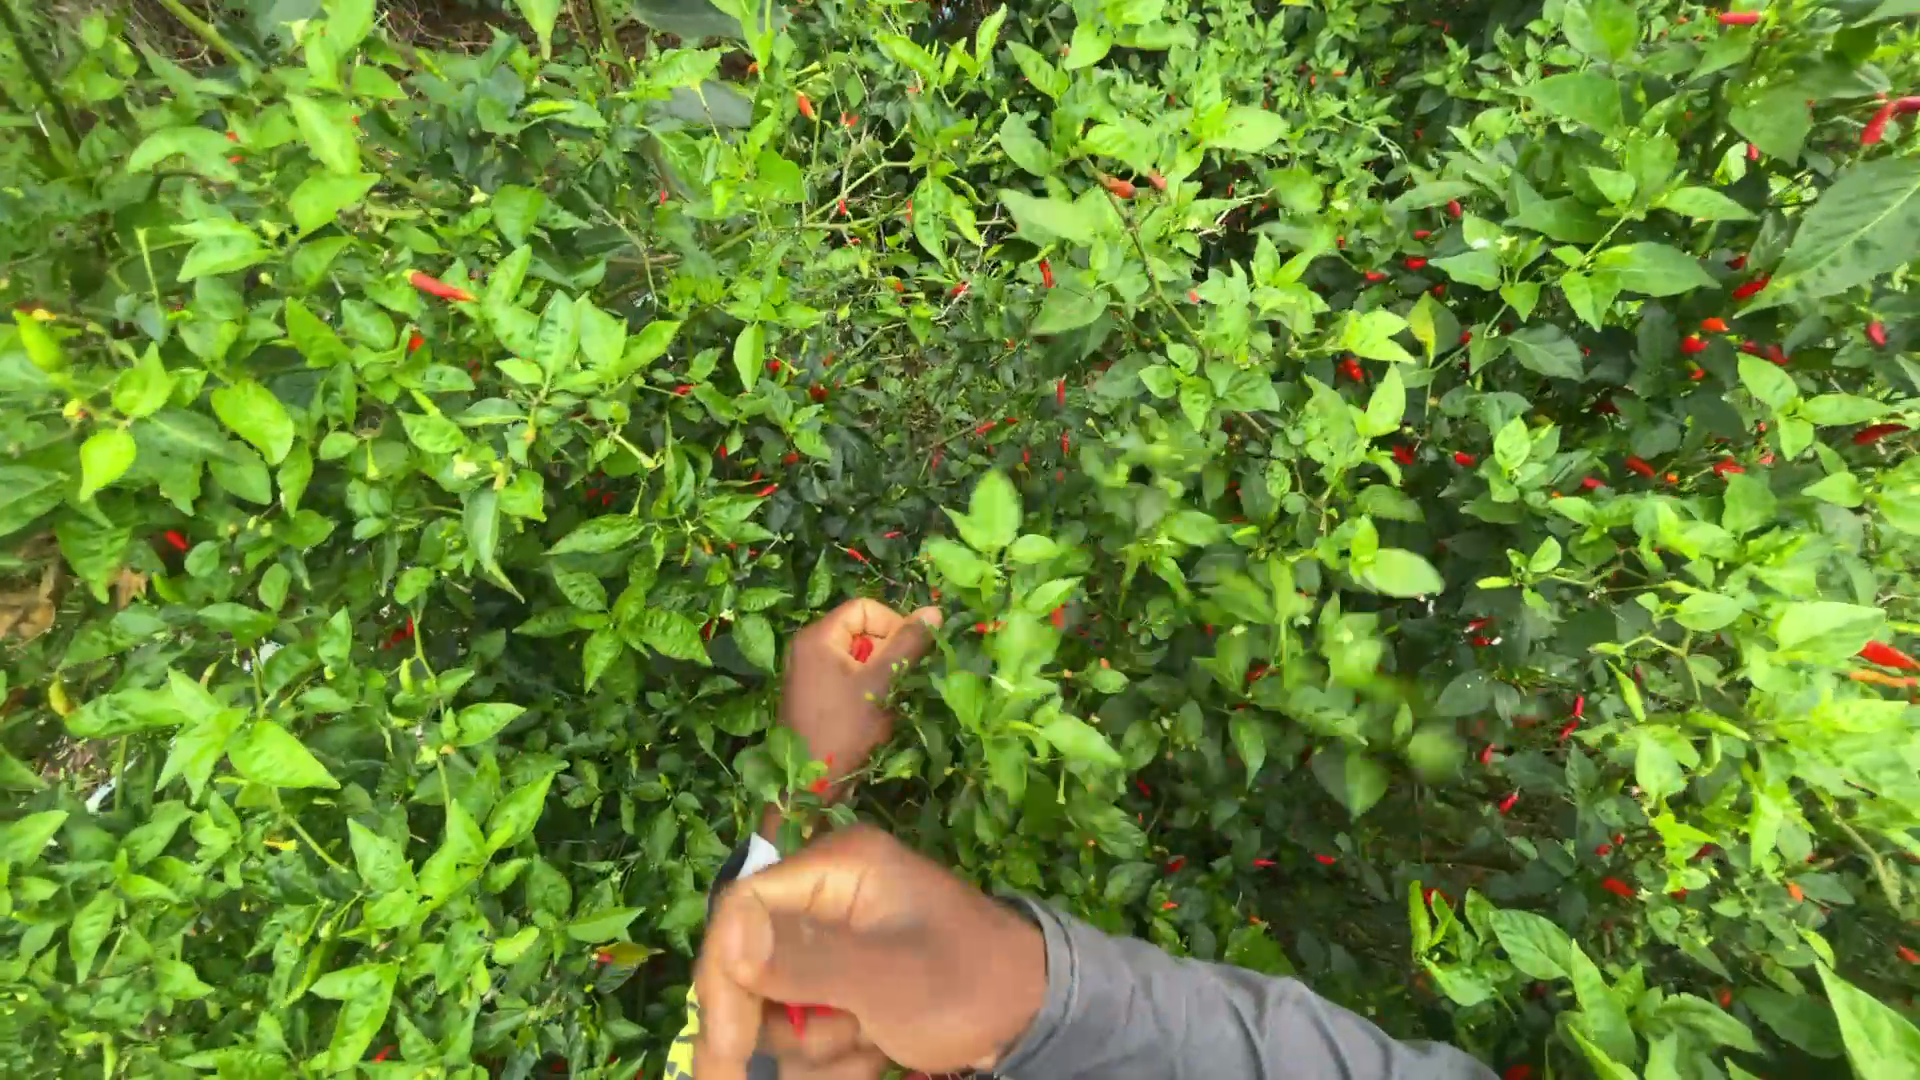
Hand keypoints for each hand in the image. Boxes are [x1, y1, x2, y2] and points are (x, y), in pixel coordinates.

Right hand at [693, 826, 1046, 1079]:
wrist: (1031, 1015)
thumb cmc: (967, 982)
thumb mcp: (888, 977)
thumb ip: (807, 959)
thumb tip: (730, 934)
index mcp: (838, 868)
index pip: (743, 905)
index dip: (724, 976)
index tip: (729, 1050)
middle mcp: (829, 896)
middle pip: (749, 963)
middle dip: (777, 1024)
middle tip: (828, 1052)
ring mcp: (836, 942)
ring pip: (776, 1009)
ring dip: (817, 1047)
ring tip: (873, 1045)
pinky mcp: (844, 982)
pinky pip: (806, 1031)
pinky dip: (835, 1057)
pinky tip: (878, 1054)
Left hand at [776, 598, 939, 802]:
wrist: (810, 786)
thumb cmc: (844, 729)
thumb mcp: (881, 683)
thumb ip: (907, 644)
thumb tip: (934, 611)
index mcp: (817, 637)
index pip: (864, 608)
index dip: (892, 624)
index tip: (906, 654)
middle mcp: (807, 647)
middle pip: (860, 630)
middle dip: (886, 651)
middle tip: (897, 680)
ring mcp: (806, 672)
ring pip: (856, 655)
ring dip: (878, 671)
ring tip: (886, 698)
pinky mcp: (811, 693)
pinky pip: (845, 674)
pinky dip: (865, 686)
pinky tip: (872, 710)